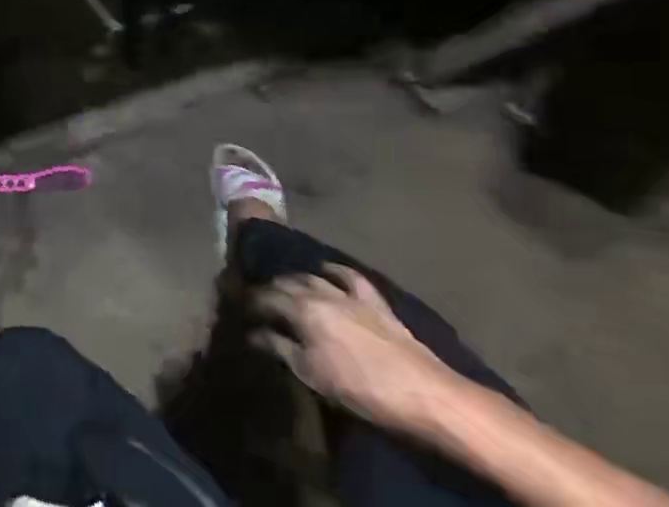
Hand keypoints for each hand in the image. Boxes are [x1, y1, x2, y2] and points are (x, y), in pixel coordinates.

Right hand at [251, 264, 459, 431]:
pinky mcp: (376, 303)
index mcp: (301, 309)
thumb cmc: (362, 387)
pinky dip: (335, 271)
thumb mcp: (311, 373)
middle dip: (269, 288)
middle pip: (286, 282)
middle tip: (260, 300)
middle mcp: (320, 293)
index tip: (240, 309)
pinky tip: (327, 271)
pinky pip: (351, 277)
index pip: (264, 296)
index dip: (249, 301)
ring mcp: (350, 295)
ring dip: (296, 278)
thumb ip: (279, 347)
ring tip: (287, 286)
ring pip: (313, 276)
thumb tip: (253, 333)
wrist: (428, 396)